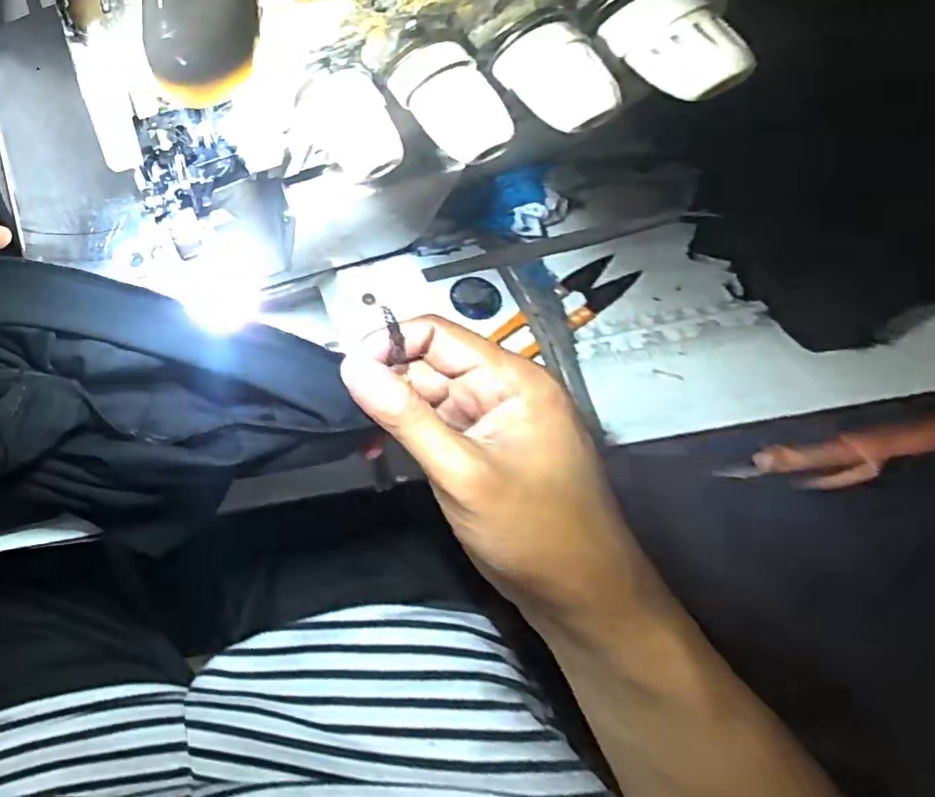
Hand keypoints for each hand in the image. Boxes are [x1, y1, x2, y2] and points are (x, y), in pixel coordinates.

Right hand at [341, 315, 661, 633]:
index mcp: (511, 381)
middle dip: (386, 381)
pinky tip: (381, 448)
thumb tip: (353, 368)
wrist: (583, 601)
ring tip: (367, 437)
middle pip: (426, 361)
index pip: (437, 333)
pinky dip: (403, 430)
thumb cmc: (537, 536)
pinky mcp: (476, 443)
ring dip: (391, 409)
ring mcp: (488, 417)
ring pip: (422, 391)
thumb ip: (404, 416)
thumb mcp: (461, 473)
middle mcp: (500, 389)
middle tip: (352, 410)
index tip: (351, 371)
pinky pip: (430, 420)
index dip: (389, 343)